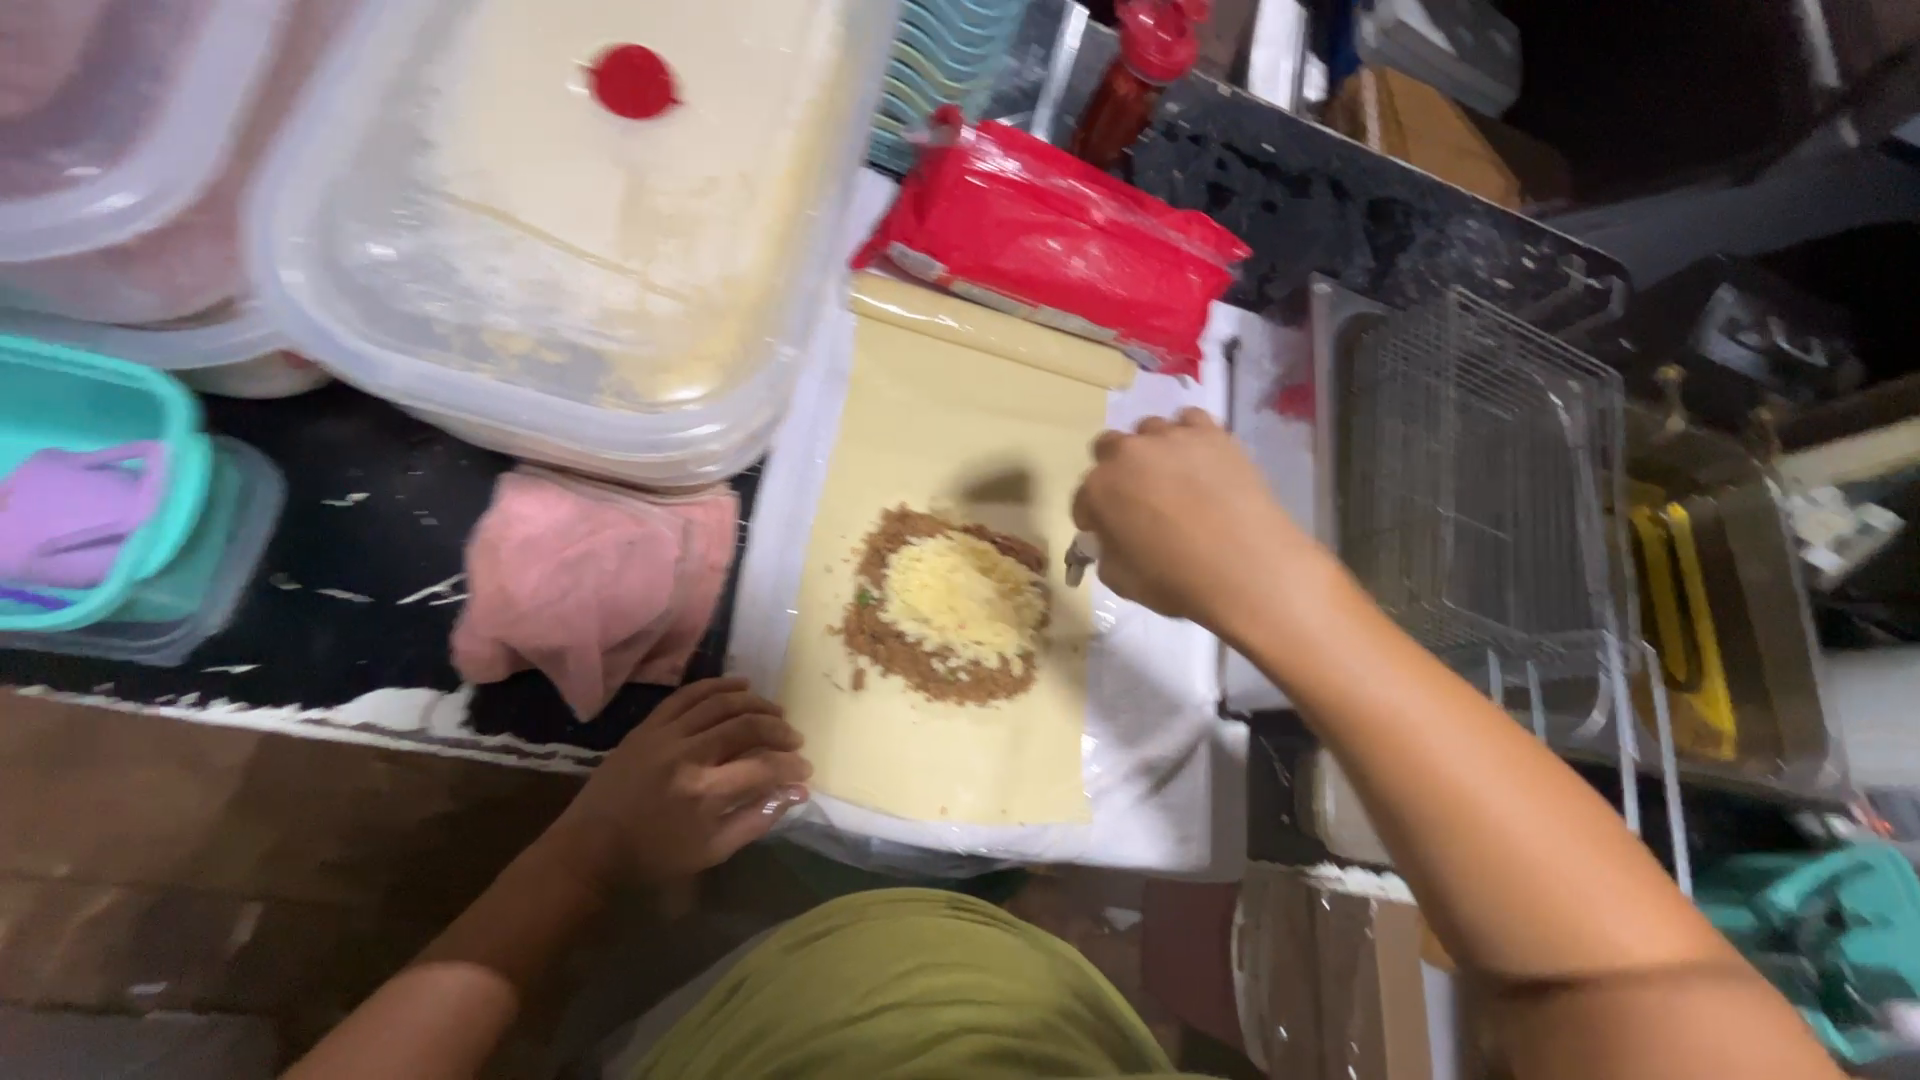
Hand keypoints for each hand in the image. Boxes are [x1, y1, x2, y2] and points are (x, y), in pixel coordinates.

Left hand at [545, 677, 810, 888]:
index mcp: (703, 794)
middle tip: (794, 739)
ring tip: (775, 713)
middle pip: (746, 726)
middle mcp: (686, 756)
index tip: (804, 768)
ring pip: (720, 703)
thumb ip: (758, 818)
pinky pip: (688, 695)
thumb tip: (797, 791)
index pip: (763, 767)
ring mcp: (664, 736)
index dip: (791, 765)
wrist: (589, 849)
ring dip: (755, 703)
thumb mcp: (712, 850)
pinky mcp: (647, 726)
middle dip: (778, 730)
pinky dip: (718, 685)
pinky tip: (741, 686)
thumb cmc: (654, 857)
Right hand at [1072, 408, 1333, 637]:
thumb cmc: (1176, 581)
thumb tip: (1114, 542)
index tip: (1106, 531)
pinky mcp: (1211, 433)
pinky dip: (1189, 435)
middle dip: (1116, 470)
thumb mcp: (1122, 582)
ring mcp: (1170, 438)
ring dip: (1152, 450)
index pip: (1083, 498)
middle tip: (1136, 497)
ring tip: (1172, 475)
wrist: (1246, 567)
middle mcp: (1127, 454)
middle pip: (1108, 448)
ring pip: (1148, 430)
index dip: (1093, 517)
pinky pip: (1190, 420)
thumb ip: (1108, 554)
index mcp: (1098, 490)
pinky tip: (1199, 458)